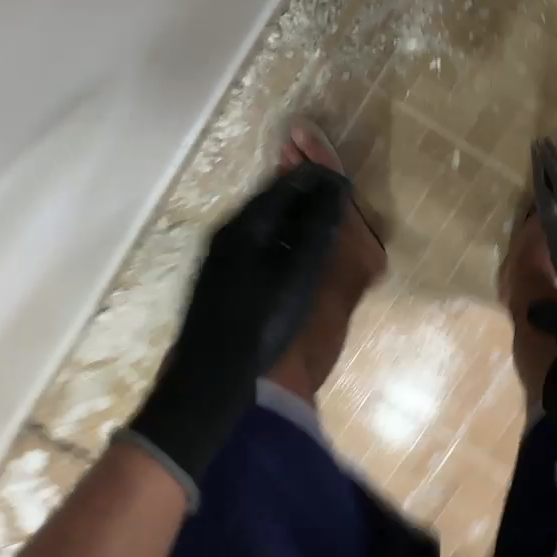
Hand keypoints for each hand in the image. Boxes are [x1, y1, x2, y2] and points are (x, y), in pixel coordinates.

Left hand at [126, 163, 349, 502]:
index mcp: (246, 224)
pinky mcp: (219, 277)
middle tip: (337, 206)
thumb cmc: (260, 320)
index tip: (346, 188)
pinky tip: (293, 257)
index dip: (320, 180)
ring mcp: (220, 255)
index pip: (288, 184)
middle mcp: (228, 231)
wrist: (210, 377)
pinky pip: (256, 241)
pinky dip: (280, 238)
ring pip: (263, 221)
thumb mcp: (298, 272)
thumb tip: (337, 190)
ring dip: (294, 218)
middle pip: (273, 199)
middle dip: (307, 196)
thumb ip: (318, 228)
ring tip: (323, 228)